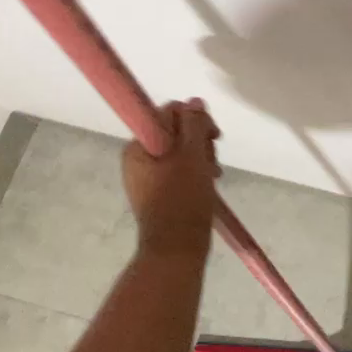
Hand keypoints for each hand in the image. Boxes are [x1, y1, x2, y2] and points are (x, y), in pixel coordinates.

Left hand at [121, 98, 220, 259]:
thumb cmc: (183, 199)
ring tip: (214, 175)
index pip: (169, 112)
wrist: (176, 250)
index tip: (214, 138)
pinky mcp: (158, 191)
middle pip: (176, 131)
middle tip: (213, 161)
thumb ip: (194, 124)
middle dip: (200, 141)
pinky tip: (208, 182)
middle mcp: (137, 157)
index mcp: (138, 146)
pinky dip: (196, 170)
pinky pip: (179, 168)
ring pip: (181, 150)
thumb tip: (193, 102)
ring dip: (201, 156)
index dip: (195, 120)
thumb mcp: (192, 155)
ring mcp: (146, 176)